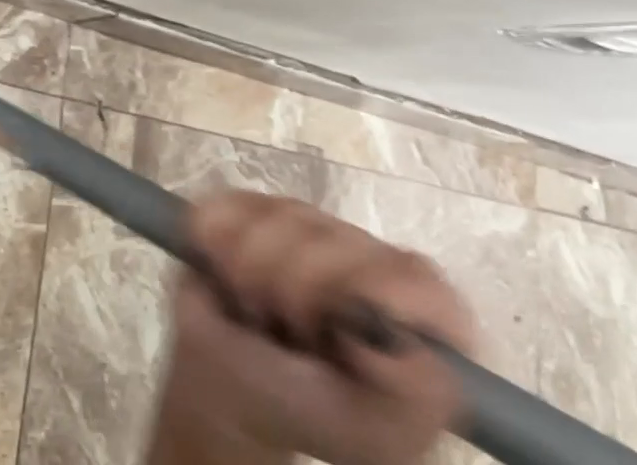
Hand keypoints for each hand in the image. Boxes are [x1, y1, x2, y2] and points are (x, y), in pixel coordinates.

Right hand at [150, 192, 475, 464]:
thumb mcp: (380, 429)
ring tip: (255, 312)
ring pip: (273, 218)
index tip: (330, 338)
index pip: (405, 272)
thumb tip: (388, 328)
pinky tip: (224, 277)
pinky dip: (213, 244)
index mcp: (423, 307)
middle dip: (289, 293)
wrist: (232, 394)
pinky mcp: (245, 209)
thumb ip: (414, 386)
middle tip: (286, 334)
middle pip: (327, 237)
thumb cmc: (310, 414)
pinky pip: (225, 206)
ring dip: (248, 274)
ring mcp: (305, 225)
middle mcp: (369, 255)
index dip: (358, 294)